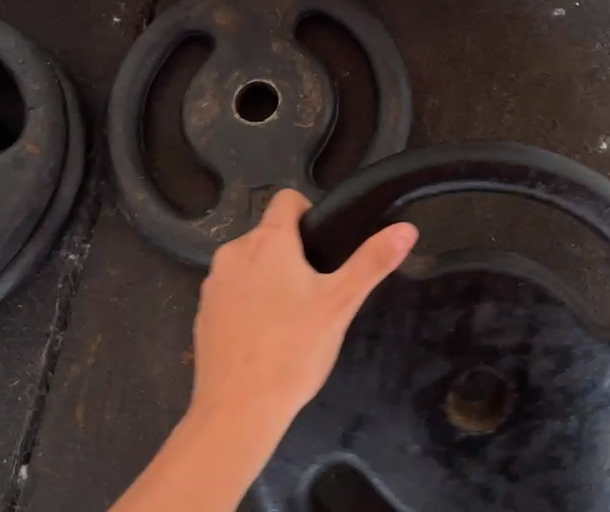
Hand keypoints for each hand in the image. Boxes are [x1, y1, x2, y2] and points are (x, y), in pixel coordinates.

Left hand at [191, 189, 417, 427]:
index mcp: (267, 241)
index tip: (324, 246)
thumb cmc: (293, 349)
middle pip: (269, 234)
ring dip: (269, 278)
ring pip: (250, 264)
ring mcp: (214, 284)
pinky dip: (248, 304)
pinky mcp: (202, 314)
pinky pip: (232, 293)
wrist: (237, 410)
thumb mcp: (341, 303)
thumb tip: (407, 229)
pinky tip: (263, 337)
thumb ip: (373, 261)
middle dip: (292, 254)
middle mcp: (233, 252)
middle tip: (315, 292)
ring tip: (290, 318)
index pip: (287, 199)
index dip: (309, 212)